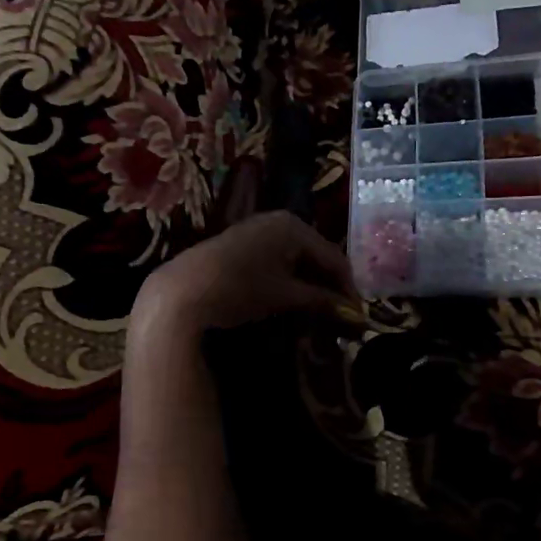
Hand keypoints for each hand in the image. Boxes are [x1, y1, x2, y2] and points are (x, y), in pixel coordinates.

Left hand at [131, 212, 362, 344]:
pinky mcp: (238, 248)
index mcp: (293, 226)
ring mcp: (255, 233)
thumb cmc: (239, 289)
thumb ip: (322, 301)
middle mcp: (276, 222)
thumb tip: (355, 315)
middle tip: (340, 318)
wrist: (182, 292)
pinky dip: (287, 284)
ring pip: (294, 262)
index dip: (348, 289)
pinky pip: (275, 264)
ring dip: (308, 288)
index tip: (358, 317)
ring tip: (318, 315)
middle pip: (314, 257)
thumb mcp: (285, 296)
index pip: (333, 257)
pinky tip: (289, 304)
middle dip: (328, 288)